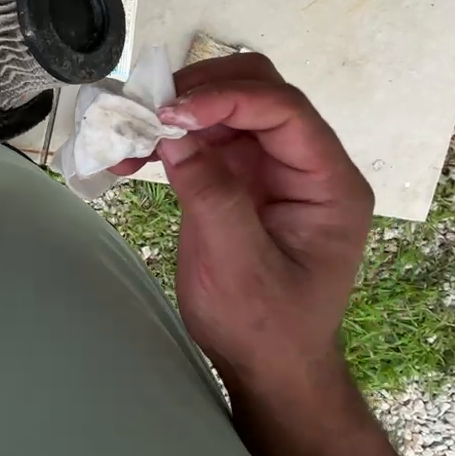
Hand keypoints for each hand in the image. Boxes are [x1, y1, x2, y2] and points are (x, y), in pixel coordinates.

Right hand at [115, 54, 371, 388]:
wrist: (265, 364)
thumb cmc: (265, 325)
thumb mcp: (240, 266)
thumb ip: (213, 197)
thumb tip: (173, 136)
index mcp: (327, 183)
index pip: (283, 110)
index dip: (226, 99)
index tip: (167, 114)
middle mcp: (301, 164)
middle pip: (257, 91)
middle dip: (200, 91)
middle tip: (146, 111)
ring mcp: (266, 168)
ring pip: (222, 107)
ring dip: (173, 113)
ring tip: (127, 136)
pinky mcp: (232, 178)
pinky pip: (197, 138)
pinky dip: (162, 140)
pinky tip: (128, 159)